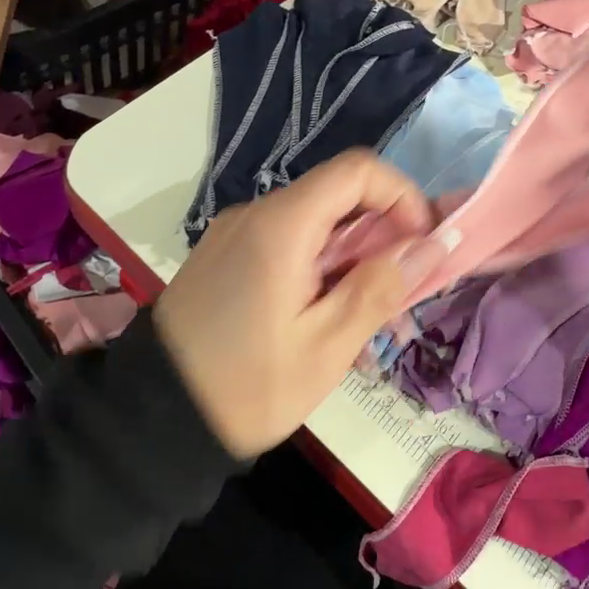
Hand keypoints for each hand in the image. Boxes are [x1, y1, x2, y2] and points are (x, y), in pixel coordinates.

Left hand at [153, 150, 446, 458]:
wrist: (154, 418)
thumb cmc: (247, 386)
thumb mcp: (326, 346)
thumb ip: (381, 287)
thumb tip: (435, 242)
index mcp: (281, 225)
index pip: (358, 170)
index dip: (402, 196)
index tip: (422, 246)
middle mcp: (255, 214)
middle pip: (338, 198)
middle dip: (382, 240)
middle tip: (400, 299)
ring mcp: (234, 234)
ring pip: (315, 226)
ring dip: (352, 262)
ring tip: (366, 327)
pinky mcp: (224, 257)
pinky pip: (286, 246)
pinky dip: (319, 270)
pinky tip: (326, 324)